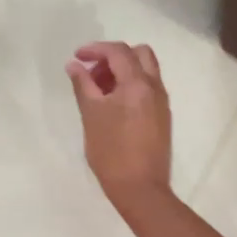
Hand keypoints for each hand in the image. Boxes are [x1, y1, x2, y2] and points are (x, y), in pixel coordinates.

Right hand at [66, 41, 171, 204]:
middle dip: (113, 57)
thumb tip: (74, 65)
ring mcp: (162, 102)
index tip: (77, 57)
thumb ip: (83, 85)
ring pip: (145, 71)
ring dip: (122, 71)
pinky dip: (130, 86)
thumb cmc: (111, 151)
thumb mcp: (91, 115)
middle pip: (138, 54)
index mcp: (138, 84)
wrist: (140, 187)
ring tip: (99, 92)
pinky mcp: (162, 117)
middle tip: (92, 73)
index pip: (118, 51)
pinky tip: (113, 106)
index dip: (95, 49)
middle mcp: (155, 87)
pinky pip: (147, 88)